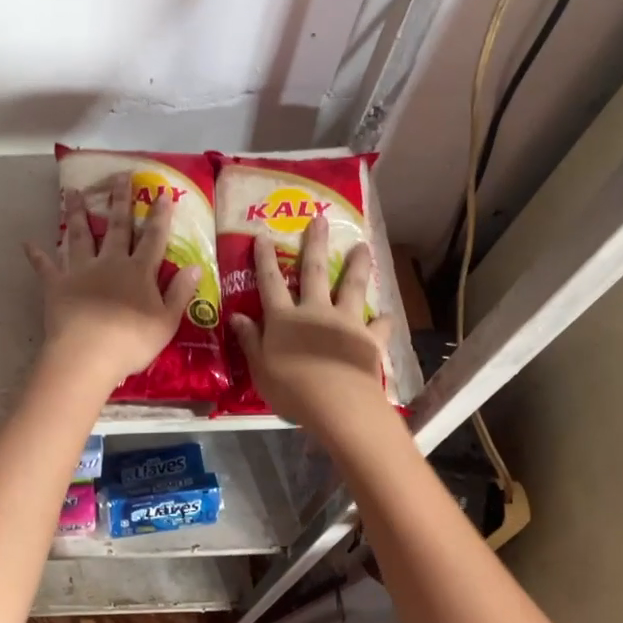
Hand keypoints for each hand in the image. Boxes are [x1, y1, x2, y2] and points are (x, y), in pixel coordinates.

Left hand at [25, 177, 200, 382]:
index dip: (159, 216)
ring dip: (76, 213)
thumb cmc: (131, 342)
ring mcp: (80, 271)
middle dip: (120, 200)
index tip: (163, 193)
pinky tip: (28, 243)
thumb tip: (195, 267)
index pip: (153, 238)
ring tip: (72, 192)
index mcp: (139, 272)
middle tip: (120, 175)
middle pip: (117, 227)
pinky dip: (37, 255)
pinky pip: (45, 267)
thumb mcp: (166, 322)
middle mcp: (110, 263)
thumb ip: (179, 293)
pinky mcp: (57, 285)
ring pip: (79, 236)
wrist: (87, 354)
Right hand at [228, 215, 394, 436]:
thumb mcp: (260, 369)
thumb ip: (250, 341)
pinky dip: (383, 320)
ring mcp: (346, 322)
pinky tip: (386, 315)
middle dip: (315, 245)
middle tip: (320, 220)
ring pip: (352, 288)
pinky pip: (379, 325)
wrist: (338, 403)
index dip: (265, 260)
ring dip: (357, 266)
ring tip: (363, 248)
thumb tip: (237, 317)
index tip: (263, 237)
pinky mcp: (370, 339)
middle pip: (314, 272)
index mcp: (284, 319)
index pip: (270, 283)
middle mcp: (316, 311)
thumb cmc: (291, 389)